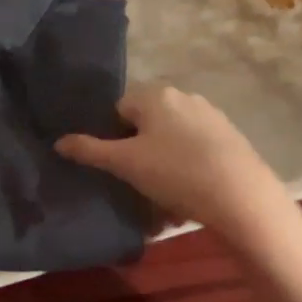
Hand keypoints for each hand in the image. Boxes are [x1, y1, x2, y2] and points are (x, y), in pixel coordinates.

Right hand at [55, 84, 291, 248]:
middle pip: (147, 127)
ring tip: (161, 206)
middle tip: (135, 188)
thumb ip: (89, 150)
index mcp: (155, 95)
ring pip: (171, 144)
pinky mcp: (232, 140)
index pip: (118, 109)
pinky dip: (186, 174)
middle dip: (138, 157)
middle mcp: (184, 97)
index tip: (115, 167)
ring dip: (161, 170)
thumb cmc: (175, 173)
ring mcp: (211, 118)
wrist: (243, 198)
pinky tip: (187, 204)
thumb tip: (59, 142)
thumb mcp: (125, 164)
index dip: (111, 138)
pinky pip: (195, 155)